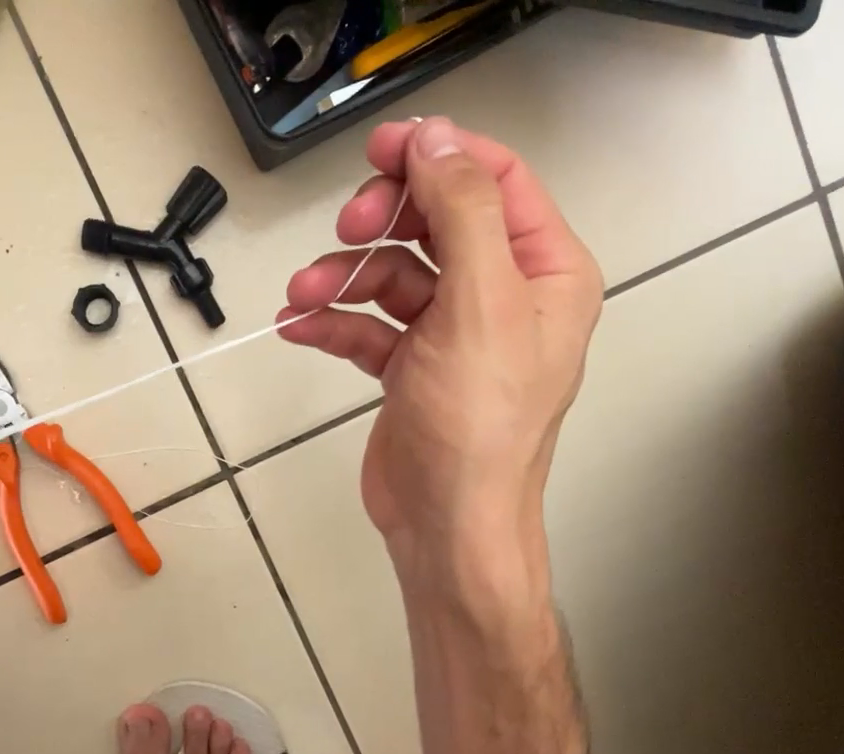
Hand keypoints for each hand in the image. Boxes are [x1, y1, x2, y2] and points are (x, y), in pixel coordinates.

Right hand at [278, 118, 601, 585]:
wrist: (446, 525)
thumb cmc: (477, 427)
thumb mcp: (480, 306)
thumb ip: (462, 212)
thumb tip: (434, 138)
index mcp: (544, 273)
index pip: (495, 183)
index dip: (439, 156)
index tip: (380, 150)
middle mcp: (502, 296)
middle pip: (437, 223)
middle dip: (384, 223)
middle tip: (346, 229)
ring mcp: (452, 333)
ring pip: (393, 275)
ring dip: (343, 277)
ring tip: (304, 294)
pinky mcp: (410, 368)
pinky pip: (368, 325)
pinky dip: (333, 322)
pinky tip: (300, 326)